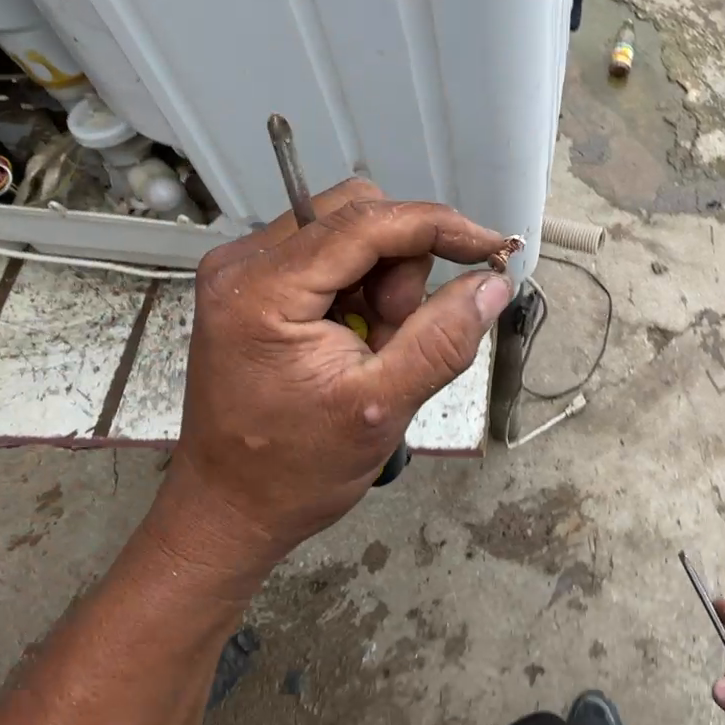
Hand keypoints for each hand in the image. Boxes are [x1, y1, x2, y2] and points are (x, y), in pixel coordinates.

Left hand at [150, 178, 514, 579]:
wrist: (229, 510)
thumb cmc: (296, 470)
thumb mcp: (382, 408)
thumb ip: (443, 340)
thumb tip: (495, 283)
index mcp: (262, 289)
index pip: (365, 222)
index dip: (437, 226)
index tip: (492, 249)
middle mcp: (243, 262)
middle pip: (357, 214)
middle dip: (401, 266)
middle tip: (401, 332)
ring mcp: (243, 270)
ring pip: (350, 233)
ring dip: (384, 282)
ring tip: (375, 348)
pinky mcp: (252, 284)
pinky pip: (332, 256)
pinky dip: (362, 291)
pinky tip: (357, 342)